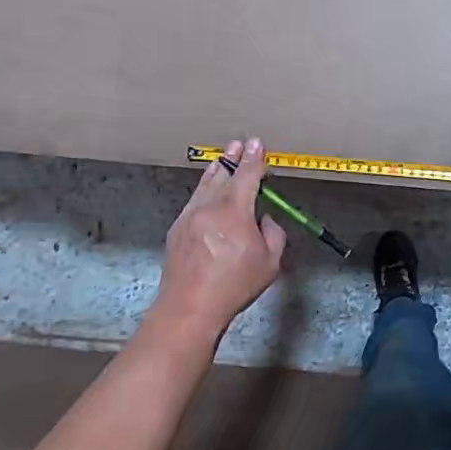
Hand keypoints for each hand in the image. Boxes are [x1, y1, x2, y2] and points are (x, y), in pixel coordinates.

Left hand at [155, 137, 286, 337]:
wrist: (190, 305)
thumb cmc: (233, 285)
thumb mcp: (270, 262)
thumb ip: (273, 233)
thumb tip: (264, 220)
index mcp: (234, 209)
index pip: (247, 175)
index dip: (254, 158)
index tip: (257, 144)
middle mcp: (209, 206)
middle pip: (223, 174)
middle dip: (233, 158)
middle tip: (238, 145)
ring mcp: (189, 216)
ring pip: (204, 186)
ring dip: (215, 171)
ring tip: (221, 161)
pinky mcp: (177, 229)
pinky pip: (193, 202)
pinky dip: (203, 192)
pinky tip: (206, 194)